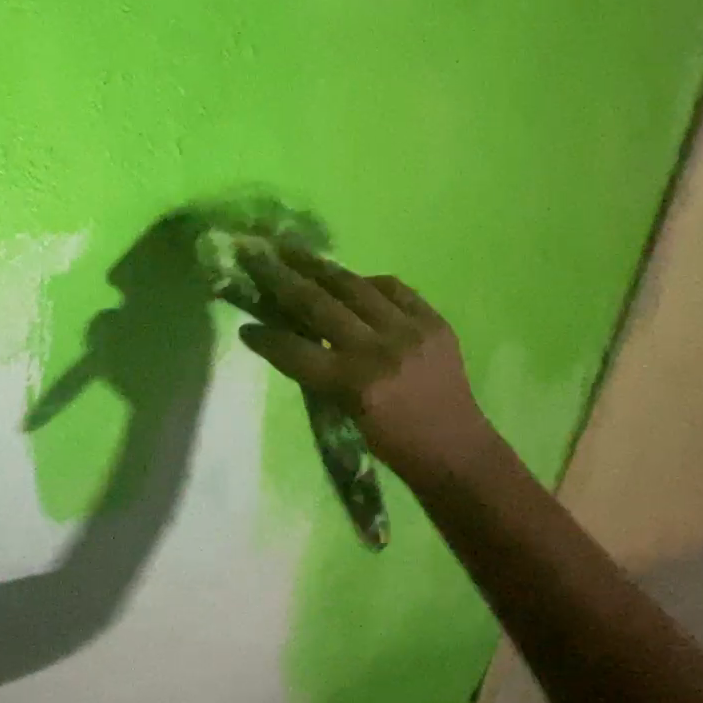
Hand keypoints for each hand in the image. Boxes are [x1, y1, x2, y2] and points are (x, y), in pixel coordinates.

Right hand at [231, 241, 494, 475]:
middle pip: (319, 305)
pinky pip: (393, 287)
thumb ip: (316, 370)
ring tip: (293, 252)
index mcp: (354, 384)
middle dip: (282, 279)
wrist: (458, 450)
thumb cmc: (391, 442)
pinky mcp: (434, 322)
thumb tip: (286, 332)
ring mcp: (411, 331)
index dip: (265, 338)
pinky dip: (366, 282)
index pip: (295, 350)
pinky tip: (350, 281)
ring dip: (318, 268)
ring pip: (354, 286)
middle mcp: (380, 351)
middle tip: (257, 258)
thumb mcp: (344, 410)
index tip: (244, 327)